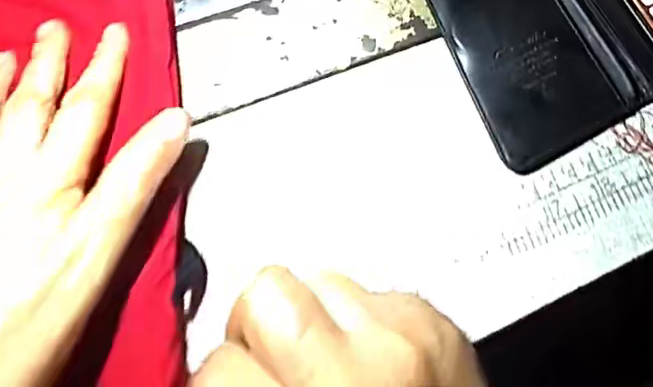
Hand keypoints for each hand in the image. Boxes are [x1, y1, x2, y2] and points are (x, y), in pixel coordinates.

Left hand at [0, 21, 188, 386]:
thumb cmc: (3, 346)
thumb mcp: (89, 264)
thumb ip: (132, 185)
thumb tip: (176, 120)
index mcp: (42, 187)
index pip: (83, 111)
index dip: (103, 67)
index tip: (113, 30)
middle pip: (23, 112)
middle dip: (43, 66)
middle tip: (51, 27)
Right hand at [193, 267, 484, 386]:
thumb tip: (215, 375)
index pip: (218, 364)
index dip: (218, 379)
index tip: (228, 386)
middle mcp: (363, 367)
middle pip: (267, 290)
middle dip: (261, 331)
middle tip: (276, 372)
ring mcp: (407, 334)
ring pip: (319, 277)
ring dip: (316, 317)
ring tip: (332, 365)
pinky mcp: (437, 319)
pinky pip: (371, 289)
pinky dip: (363, 321)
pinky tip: (375, 364)